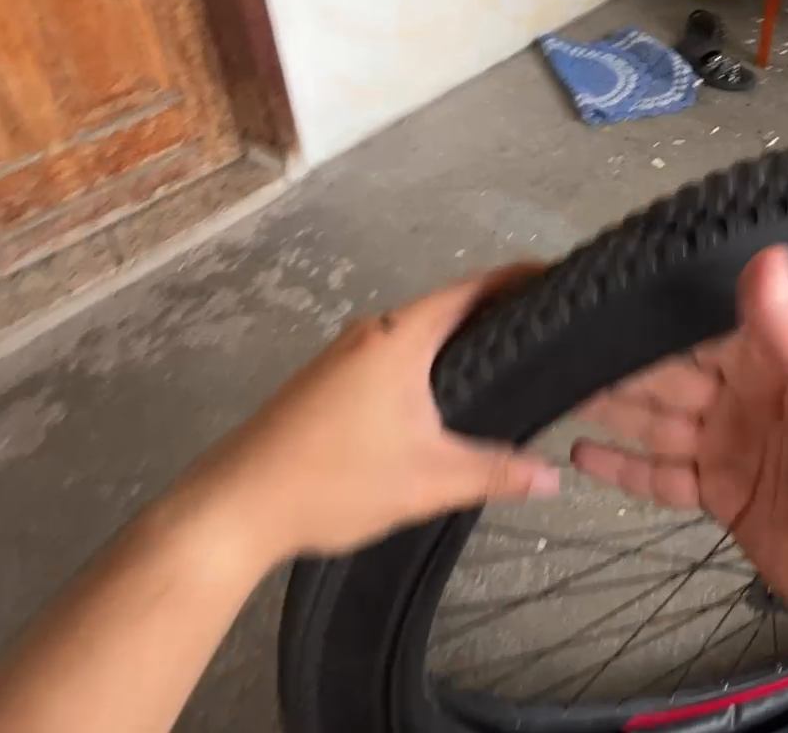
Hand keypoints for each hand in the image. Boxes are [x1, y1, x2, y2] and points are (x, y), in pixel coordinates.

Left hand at [183, 266, 560, 567]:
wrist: (230, 510)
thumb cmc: (334, 480)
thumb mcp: (428, 481)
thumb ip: (496, 473)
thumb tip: (554, 479)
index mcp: (401, 337)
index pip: (473, 287)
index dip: (518, 278)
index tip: (556, 280)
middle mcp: (374, 331)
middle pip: (447, 303)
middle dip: (497, 307)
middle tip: (544, 325)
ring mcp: (346, 352)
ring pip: (419, 329)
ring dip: (461, 333)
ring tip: (507, 356)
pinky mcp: (330, 378)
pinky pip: (396, 350)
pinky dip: (432, 355)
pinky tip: (446, 390)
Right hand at [570, 246, 787, 635]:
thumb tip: (768, 255)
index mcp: (776, 362)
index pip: (703, 324)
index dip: (655, 309)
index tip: (602, 292)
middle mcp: (745, 394)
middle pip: (667, 372)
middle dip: (617, 359)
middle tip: (556, 344)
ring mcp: (728, 444)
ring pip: (655, 418)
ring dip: (611, 405)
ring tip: (557, 386)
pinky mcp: (718, 492)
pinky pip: (662, 474)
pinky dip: (624, 465)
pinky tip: (581, 451)